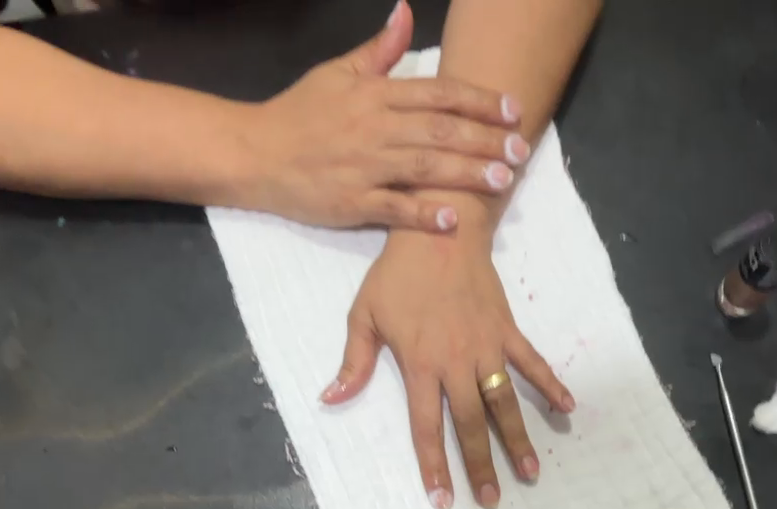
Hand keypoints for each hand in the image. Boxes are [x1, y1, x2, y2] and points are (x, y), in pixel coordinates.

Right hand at [239, 1, 530, 231]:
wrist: (255, 154)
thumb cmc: (299, 115)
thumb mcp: (336, 74)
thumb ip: (377, 51)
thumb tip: (405, 14)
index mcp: (375, 95)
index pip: (438, 94)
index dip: (478, 101)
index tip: (512, 111)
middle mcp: (375, 128)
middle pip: (441, 131)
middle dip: (485, 139)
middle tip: (521, 150)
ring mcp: (364, 167)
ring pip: (425, 167)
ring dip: (467, 173)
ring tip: (503, 181)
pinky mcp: (352, 203)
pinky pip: (394, 209)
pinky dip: (423, 214)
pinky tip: (453, 219)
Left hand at [326, 227, 573, 508]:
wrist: (441, 226)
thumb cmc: (397, 274)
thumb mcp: (364, 315)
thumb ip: (354, 362)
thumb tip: (331, 399)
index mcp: (420, 365)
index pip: (426, 426)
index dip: (434, 465)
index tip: (442, 500)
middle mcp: (457, 363)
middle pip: (470, 424)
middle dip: (480, 466)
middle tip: (491, 500)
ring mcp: (487, 348)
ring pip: (504, 402)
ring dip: (517, 439)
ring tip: (531, 473)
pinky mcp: (508, 330)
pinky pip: (532, 362)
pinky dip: (550, 384)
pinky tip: (567, 408)